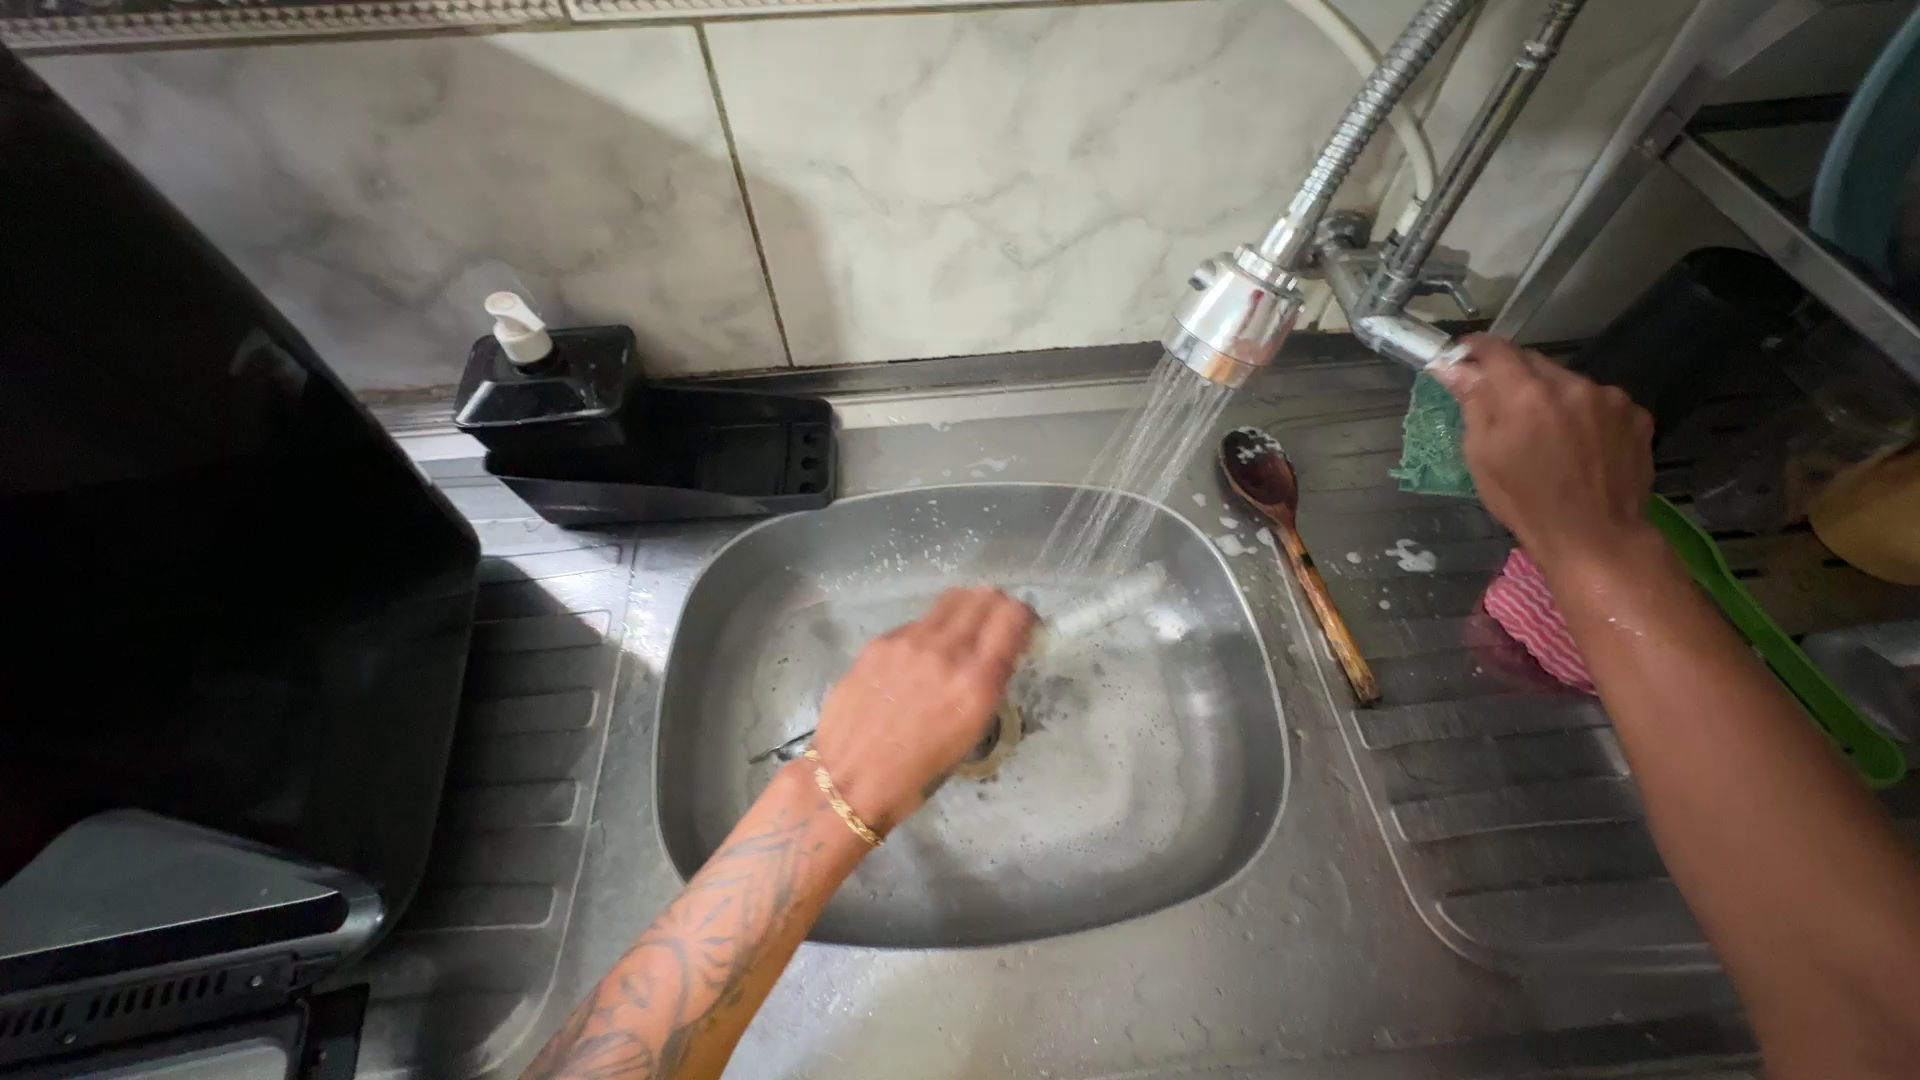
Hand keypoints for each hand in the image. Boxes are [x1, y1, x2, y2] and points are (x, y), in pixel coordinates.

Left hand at [808, 586, 1036, 834]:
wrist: (850, 778)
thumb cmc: (917, 772)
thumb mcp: (970, 732)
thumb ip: (986, 683)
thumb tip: (993, 653)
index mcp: (978, 682)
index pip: (1013, 618)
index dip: (1024, 616)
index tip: (1022, 625)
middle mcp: (948, 651)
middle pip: (985, 597)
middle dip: (996, 604)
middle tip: (994, 621)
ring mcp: (910, 641)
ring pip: (950, 601)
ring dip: (964, 610)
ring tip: (959, 631)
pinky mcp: (881, 641)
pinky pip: (917, 622)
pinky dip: (928, 631)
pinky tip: (917, 657)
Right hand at [1432, 334, 1656, 566]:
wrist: (1594, 534)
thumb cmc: (1523, 500)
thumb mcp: (1481, 455)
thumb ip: (1473, 404)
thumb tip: (1455, 369)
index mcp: (1526, 396)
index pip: (1497, 351)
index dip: (1476, 347)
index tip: (1462, 351)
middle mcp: (1571, 385)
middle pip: (1533, 362)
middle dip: (1510, 375)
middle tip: (1495, 399)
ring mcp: (1609, 398)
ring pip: (1566, 382)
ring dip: (1547, 395)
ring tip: (1539, 430)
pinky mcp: (1636, 414)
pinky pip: (1596, 400)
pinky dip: (1579, 411)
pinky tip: (1574, 441)